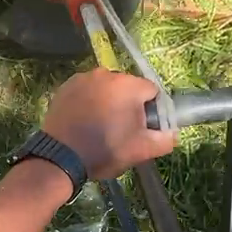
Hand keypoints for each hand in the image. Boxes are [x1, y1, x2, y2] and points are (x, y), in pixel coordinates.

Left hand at [40, 69, 175, 179]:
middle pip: (127, 87)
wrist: (60, 157)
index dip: (150, 111)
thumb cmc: (105, 150)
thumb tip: (172, 132)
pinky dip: (88, 101)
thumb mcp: (141, 150)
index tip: (140, 128)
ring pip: (105, 88)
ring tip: (98, 126)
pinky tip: (83, 120)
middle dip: (127, 104)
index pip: (151, 92)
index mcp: (128, 84)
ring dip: (107, 101)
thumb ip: (165, 139)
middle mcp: (105, 74)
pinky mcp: (65, 87)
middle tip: (119, 129)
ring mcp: (82, 78)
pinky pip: (85, 91)